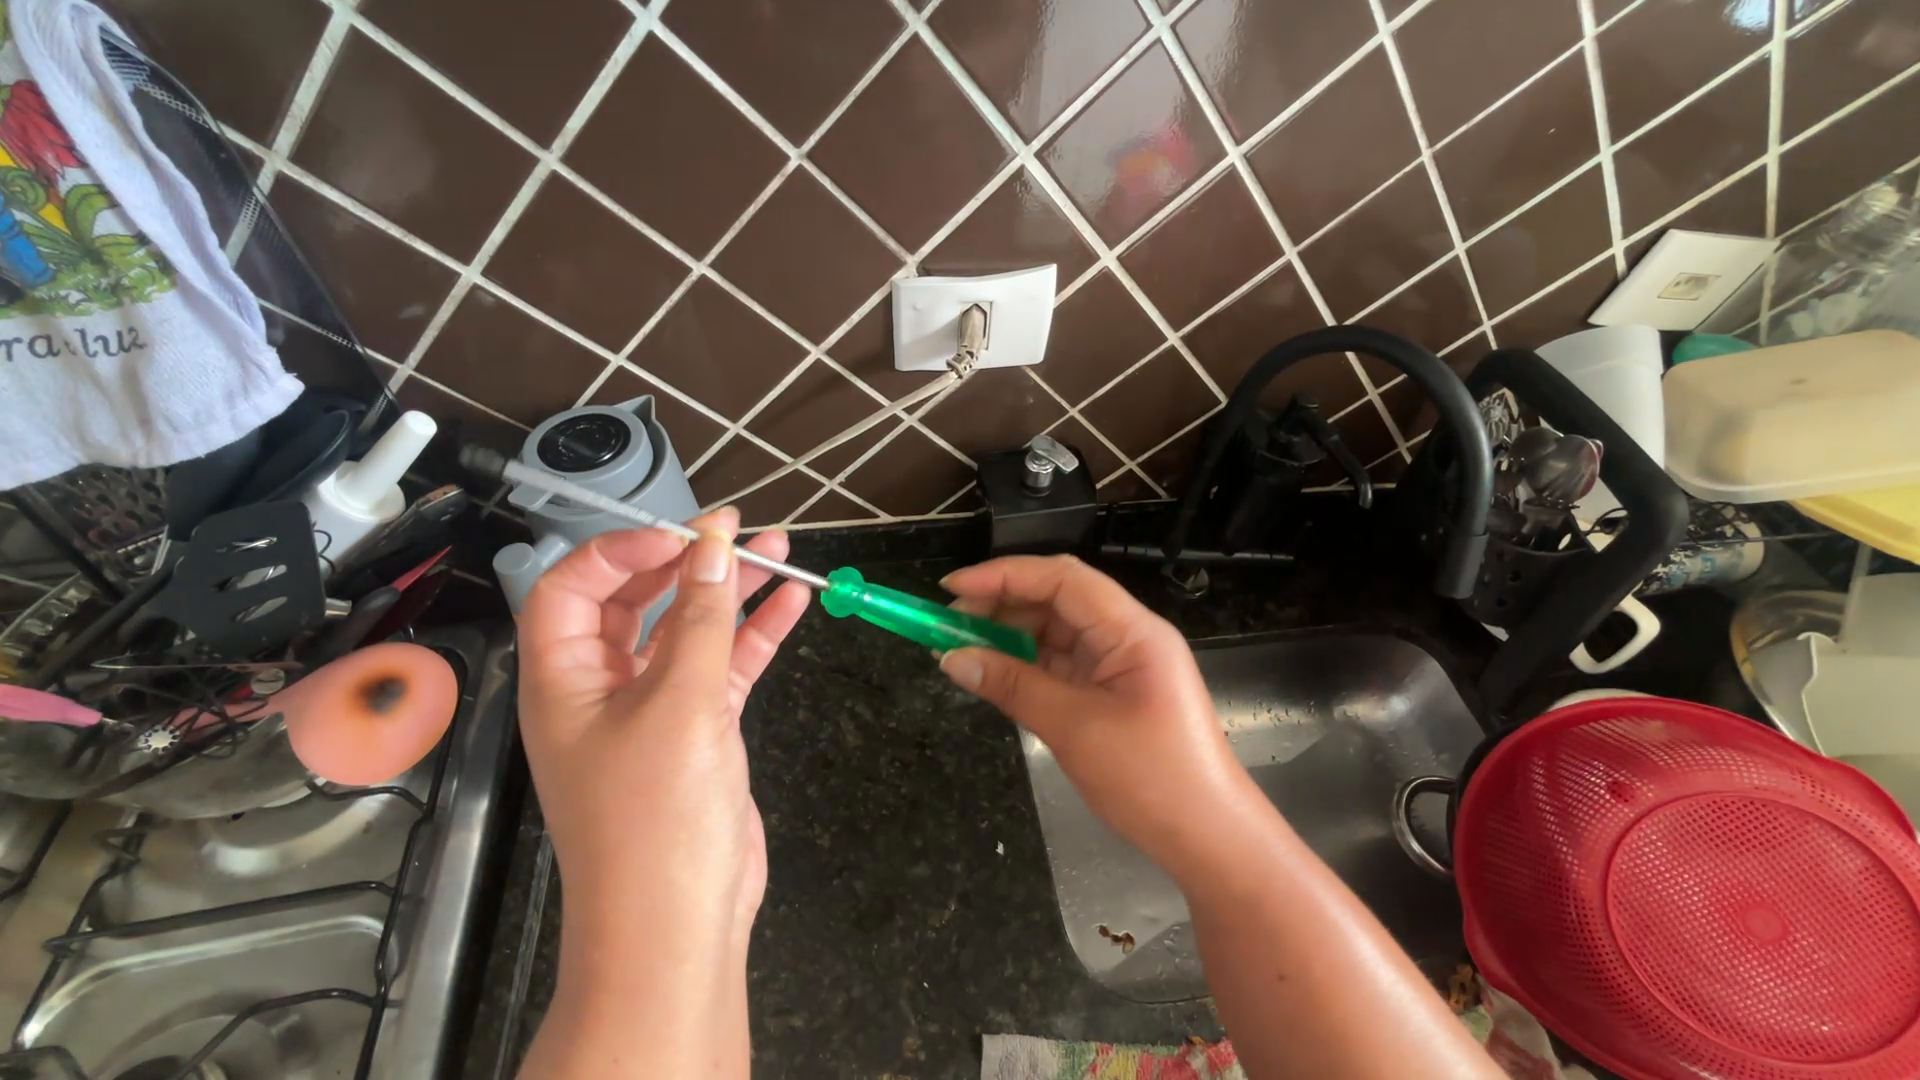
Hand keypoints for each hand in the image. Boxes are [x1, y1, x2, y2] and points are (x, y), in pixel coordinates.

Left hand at [515, 508, 809, 956]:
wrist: (679, 923)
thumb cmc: (658, 812)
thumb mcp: (680, 704)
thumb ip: (701, 618)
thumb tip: (715, 543)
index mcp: (565, 678)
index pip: (574, 587)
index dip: (622, 550)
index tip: (685, 534)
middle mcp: (603, 687)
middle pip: (638, 602)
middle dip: (686, 562)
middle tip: (738, 530)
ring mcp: (656, 709)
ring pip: (690, 631)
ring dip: (731, 592)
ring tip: (779, 550)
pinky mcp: (700, 731)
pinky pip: (725, 667)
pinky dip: (756, 636)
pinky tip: (793, 606)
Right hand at [938, 555, 1268, 880]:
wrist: (1208, 838)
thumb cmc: (1151, 779)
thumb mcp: (1075, 730)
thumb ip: (1013, 687)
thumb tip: (952, 659)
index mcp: (1132, 631)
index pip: (1062, 579)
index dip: (1005, 575)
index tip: (952, 590)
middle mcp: (1126, 636)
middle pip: (1056, 599)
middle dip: (1000, 604)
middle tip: (946, 625)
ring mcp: (1119, 664)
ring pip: (1055, 631)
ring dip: (1007, 635)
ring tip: (959, 647)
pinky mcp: (1110, 691)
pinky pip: (1059, 663)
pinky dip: (1023, 664)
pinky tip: (991, 670)